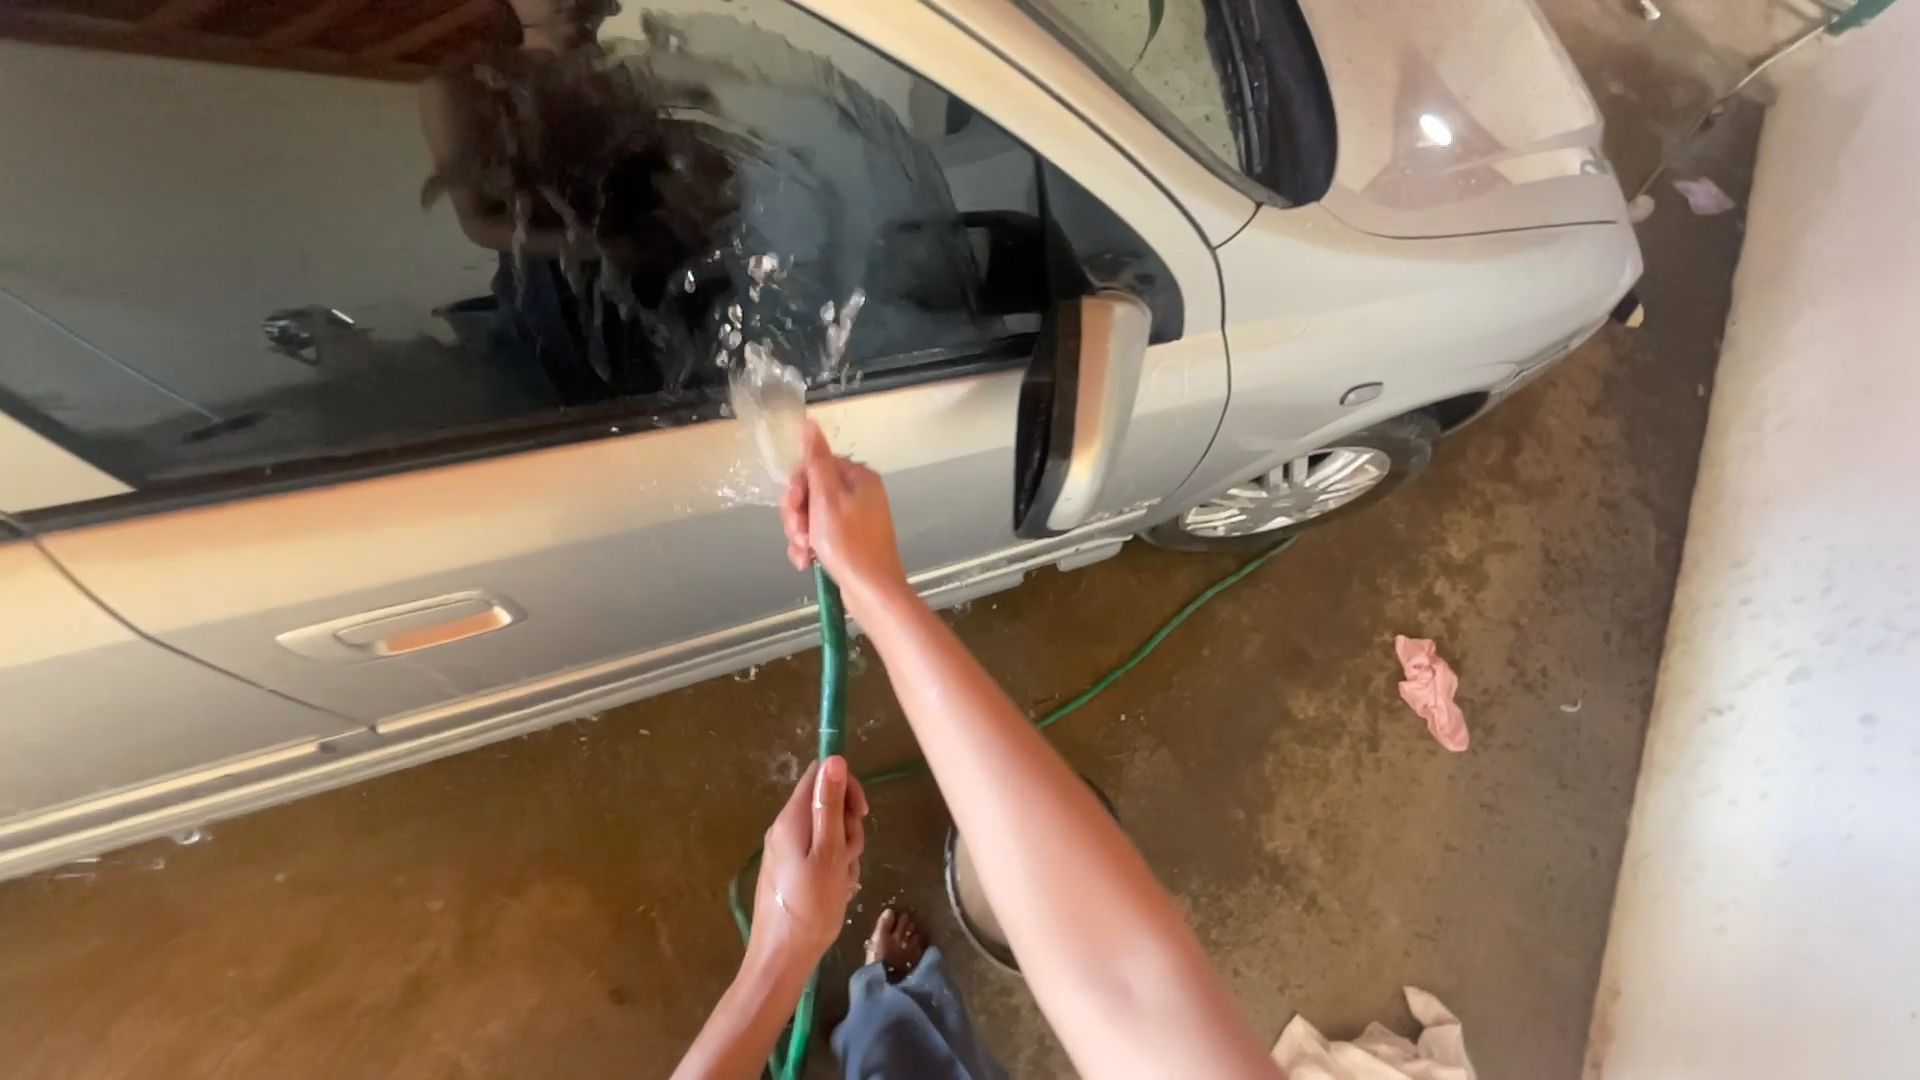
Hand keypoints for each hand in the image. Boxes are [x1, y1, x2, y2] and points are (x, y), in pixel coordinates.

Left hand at [750, 756, 867, 970]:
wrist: (781, 960)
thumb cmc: (810, 907)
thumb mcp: (829, 852)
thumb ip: (830, 805)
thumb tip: (835, 758)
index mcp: (791, 819)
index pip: (820, 775)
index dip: (845, 787)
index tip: (861, 815)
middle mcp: (785, 828)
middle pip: (826, 804)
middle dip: (848, 826)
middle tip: (848, 856)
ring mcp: (787, 850)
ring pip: (828, 832)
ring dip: (845, 851)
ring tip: (842, 879)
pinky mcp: (791, 870)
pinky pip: (821, 854)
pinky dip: (835, 867)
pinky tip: (837, 890)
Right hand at [780, 422, 908, 597]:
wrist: (872, 591)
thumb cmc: (849, 544)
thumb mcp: (827, 498)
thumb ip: (817, 460)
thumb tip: (811, 423)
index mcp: (858, 478)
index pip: (815, 465)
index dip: (797, 487)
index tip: (793, 506)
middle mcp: (860, 494)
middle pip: (812, 491)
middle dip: (797, 513)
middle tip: (799, 532)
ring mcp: (856, 518)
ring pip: (812, 515)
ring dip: (800, 533)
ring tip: (803, 551)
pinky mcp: (850, 541)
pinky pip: (821, 535)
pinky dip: (810, 546)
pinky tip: (806, 561)